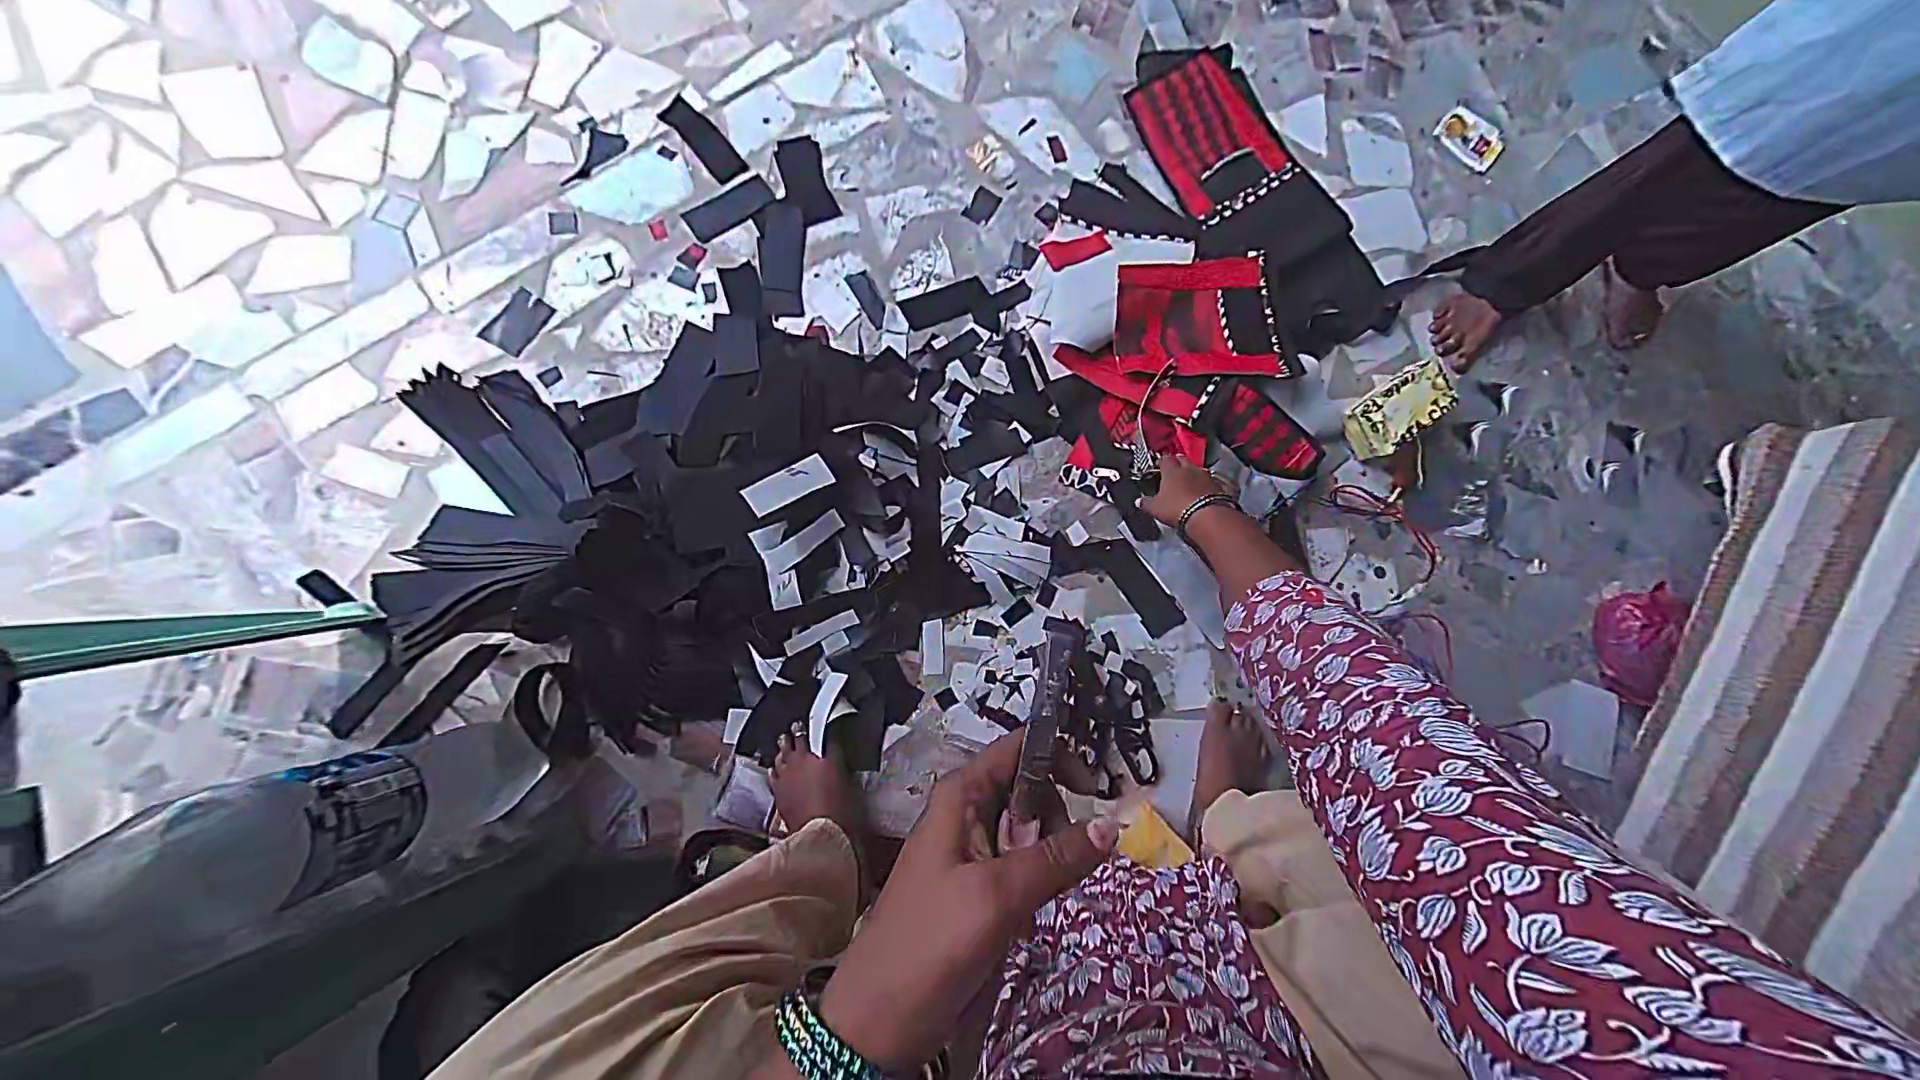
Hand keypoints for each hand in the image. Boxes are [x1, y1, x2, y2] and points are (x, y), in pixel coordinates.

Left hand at [816, 733, 1119, 1069]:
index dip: (1058, 756)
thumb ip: (1055, 858)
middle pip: (1031, 788)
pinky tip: (1030, 911)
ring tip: (1038, 893)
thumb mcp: (997, 895)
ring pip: (1031, 829)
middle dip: (1057, 815)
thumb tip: (1112, 825)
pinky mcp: (981, 884)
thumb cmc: (930, 943)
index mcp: (963, 794)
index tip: (1096, 791)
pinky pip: (1024, 864)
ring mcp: (974, 849)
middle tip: (1064, 859)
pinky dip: (1039, 879)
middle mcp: (968, 811)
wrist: (879, 1020)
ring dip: (1050, 854)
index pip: (1017, 747)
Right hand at [1141, 452, 1229, 525]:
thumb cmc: (1178, 508)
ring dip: (1191, 473)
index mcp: (1171, 470)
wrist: (1206, 515)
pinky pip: (1208, 481)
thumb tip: (1140, 502)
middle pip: (1183, 460)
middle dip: (1178, 463)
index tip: (1159, 465)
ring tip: (1186, 483)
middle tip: (1173, 470)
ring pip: (1196, 469)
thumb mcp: (1155, 508)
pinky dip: (1203, 485)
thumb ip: (1146, 503)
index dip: (1161, 461)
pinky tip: (1199, 493)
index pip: (1165, 459)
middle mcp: (1189, 469)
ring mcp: (1205, 476)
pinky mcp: (1217, 486)